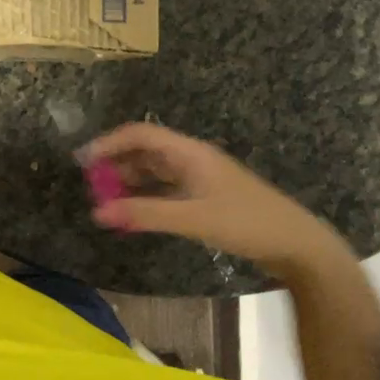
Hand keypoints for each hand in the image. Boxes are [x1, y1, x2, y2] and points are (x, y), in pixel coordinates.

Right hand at [84, 123, 353, 279]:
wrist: (298, 246)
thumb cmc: (246, 223)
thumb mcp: (193, 218)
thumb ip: (145, 214)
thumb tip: (97, 213)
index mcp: (190, 153)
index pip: (140, 134)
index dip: (109, 144)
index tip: (82, 162)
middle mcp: (192, 159)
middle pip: (145, 150)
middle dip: (115, 163)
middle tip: (90, 184)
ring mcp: (201, 178)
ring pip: (155, 171)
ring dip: (130, 181)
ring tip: (106, 200)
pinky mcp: (207, 198)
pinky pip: (166, 189)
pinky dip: (146, 197)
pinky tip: (135, 214)